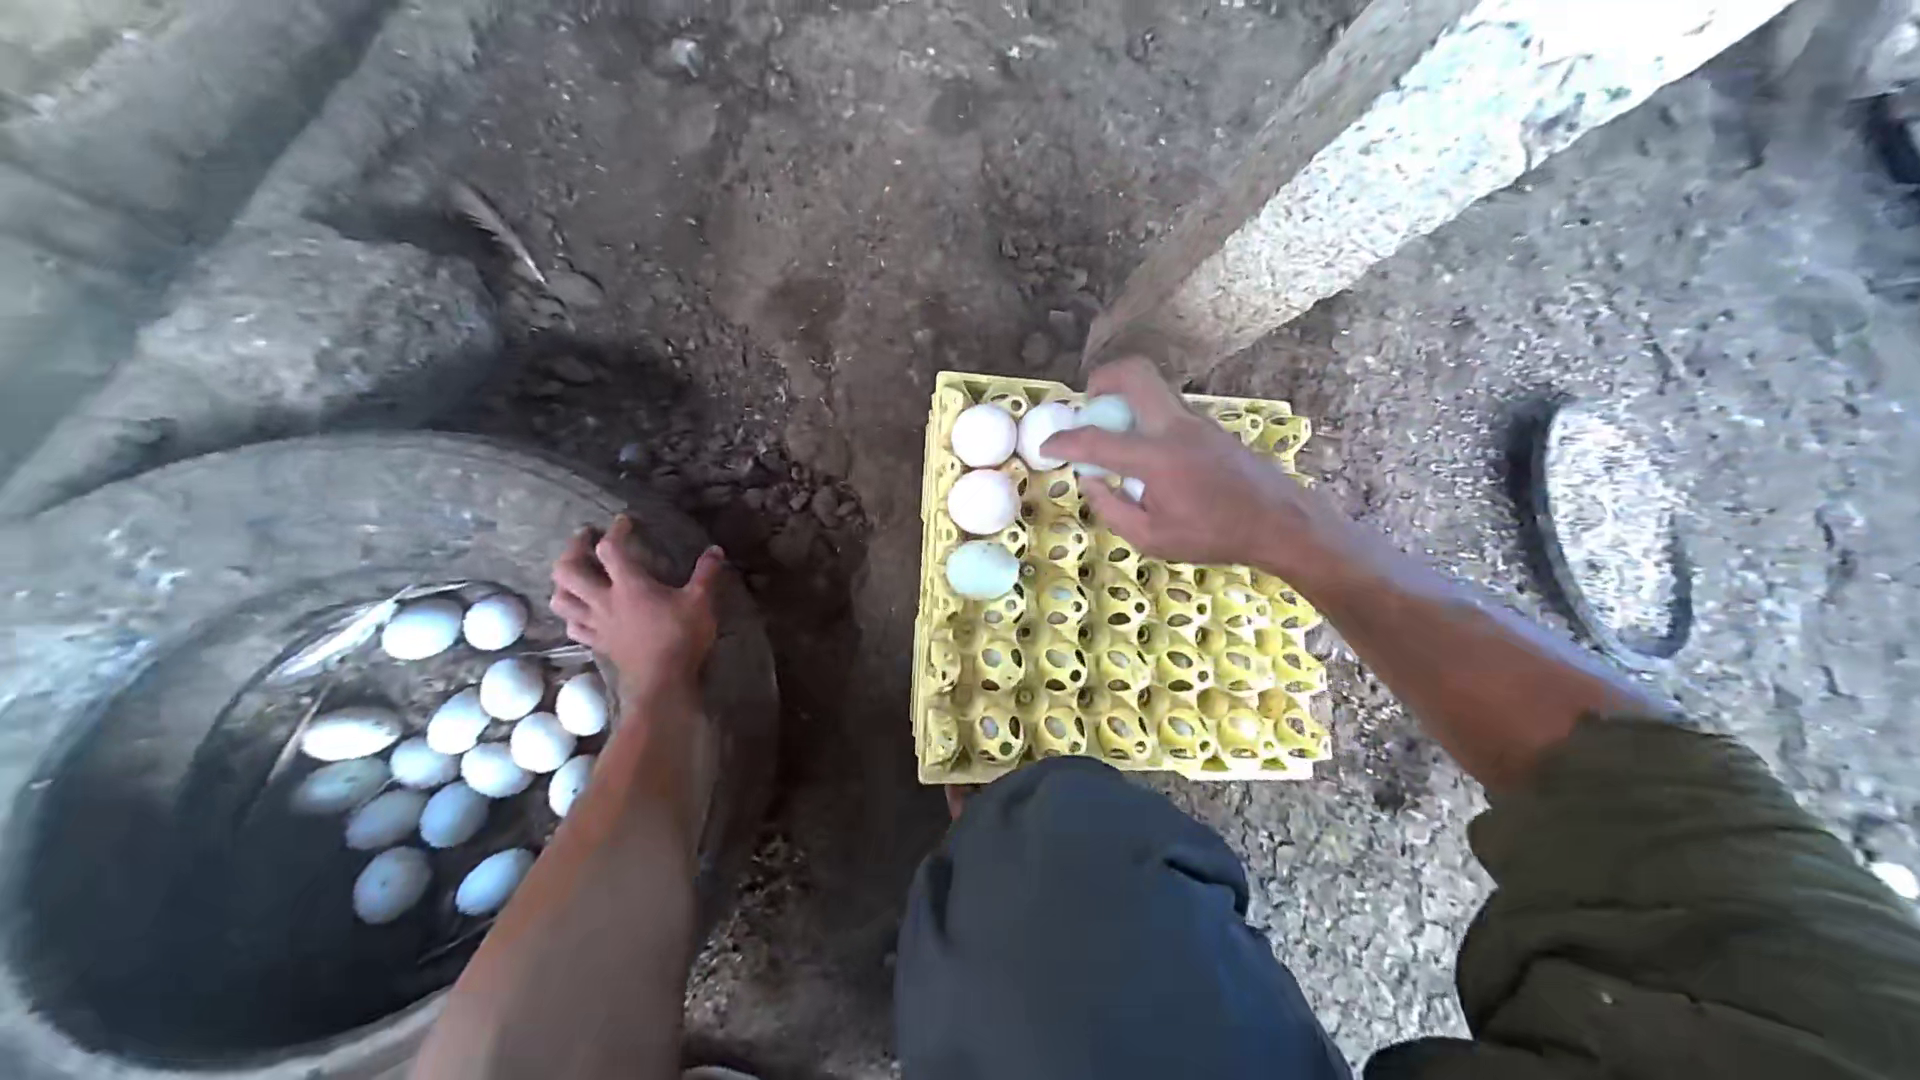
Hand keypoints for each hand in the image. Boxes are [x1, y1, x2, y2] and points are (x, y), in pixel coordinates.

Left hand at [549, 514, 725, 703]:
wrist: (662, 682)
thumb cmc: (681, 637)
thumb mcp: (701, 601)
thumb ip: (706, 574)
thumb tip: (715, 550)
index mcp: (629, 585)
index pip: (611, 549)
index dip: (615, 530)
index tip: (624, 521)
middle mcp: (604, 600)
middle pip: (568, 571)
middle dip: (572, 550)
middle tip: (584, 540)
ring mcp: (596, 624)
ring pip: (561, 600)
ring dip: (562, 584)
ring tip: (574, 575)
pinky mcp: (598, 643)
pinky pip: (574, 627)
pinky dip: (573, 616)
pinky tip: (582, 614)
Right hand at [1041, 357, 1351, 580]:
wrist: (1279, 522)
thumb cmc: (1213, 536)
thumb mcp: (1150, 538)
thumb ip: (1111, 508)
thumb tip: (1090, 481)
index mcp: (1157, 457)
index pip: (1097, 440)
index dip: (1065, 441)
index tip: (1048, 447)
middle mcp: (1176, 426)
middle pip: (1134, 373)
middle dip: (1102, 379)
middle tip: (1088, 404)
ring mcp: (1196, 420)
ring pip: (1152, 388)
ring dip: (1125, 398)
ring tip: (1114, 434)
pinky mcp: (1209, 426)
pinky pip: (1166, 407)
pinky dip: (1144, 417)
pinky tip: (1146, 453)